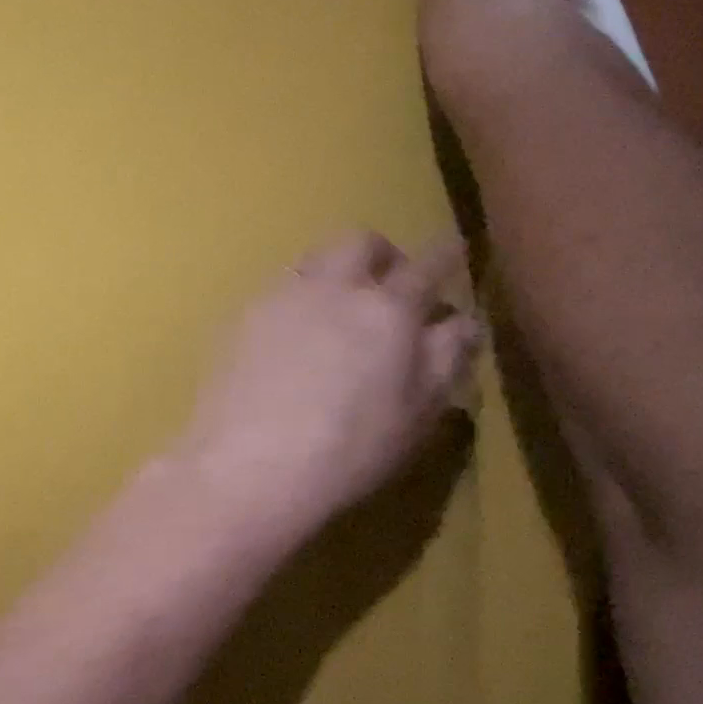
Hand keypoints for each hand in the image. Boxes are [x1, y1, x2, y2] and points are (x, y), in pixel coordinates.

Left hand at [171, 233, 480, 530]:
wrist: (249, 461)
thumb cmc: (349, 448)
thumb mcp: (417, 413)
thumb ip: (445, 358)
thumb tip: (463, 320)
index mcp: (386, 309)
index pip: (425, 266)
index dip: (444, 254)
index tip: (453, 247)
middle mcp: (331, 288)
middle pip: (358, 242)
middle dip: (380, 252)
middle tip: (386, 283)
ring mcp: (279, 297)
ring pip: (312, 259)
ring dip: (332, 271)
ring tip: (336, 309)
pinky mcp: (239, 316)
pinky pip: (276, 289)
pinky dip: (295, 298)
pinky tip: (292, 335)